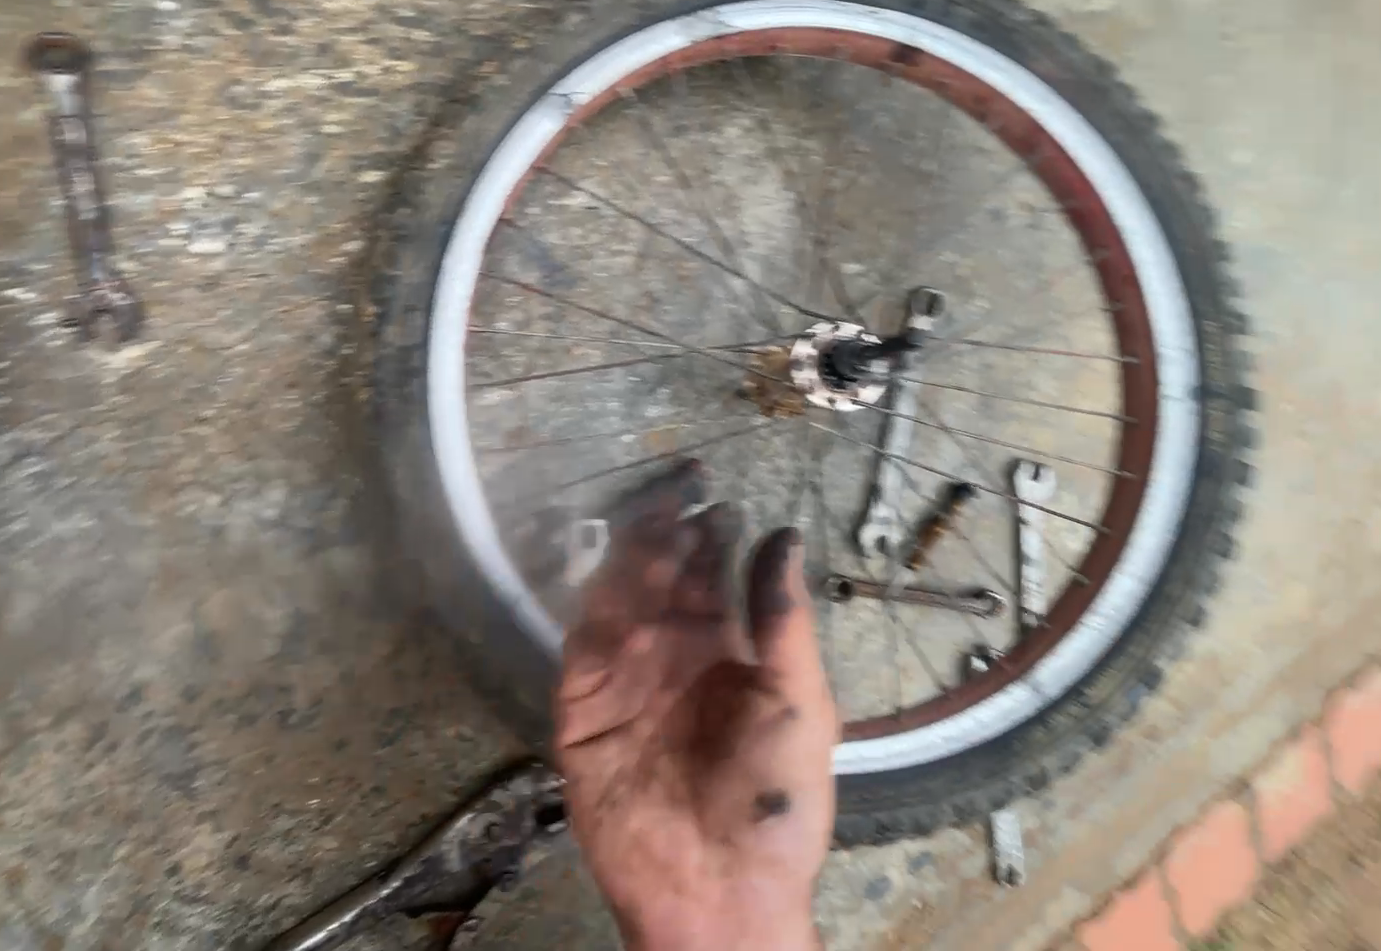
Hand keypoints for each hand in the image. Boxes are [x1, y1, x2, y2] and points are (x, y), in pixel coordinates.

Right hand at [554, 461, 839, 950]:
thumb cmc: (773, 800)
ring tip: (651, 518)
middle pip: (659, 575)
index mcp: (722, 649)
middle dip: (664, 530)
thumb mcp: (799, 704)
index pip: (707, 574)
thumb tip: (784, 534)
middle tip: (673, 489)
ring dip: (632, 557)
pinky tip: (608, 574)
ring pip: (618, 596)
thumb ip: (782, 620)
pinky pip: (582, 642)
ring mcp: (623, 675)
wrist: (718, 892)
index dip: (706, 532)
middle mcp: (669, 651)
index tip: (708, 491)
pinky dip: (592, 605)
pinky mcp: (582, 704)